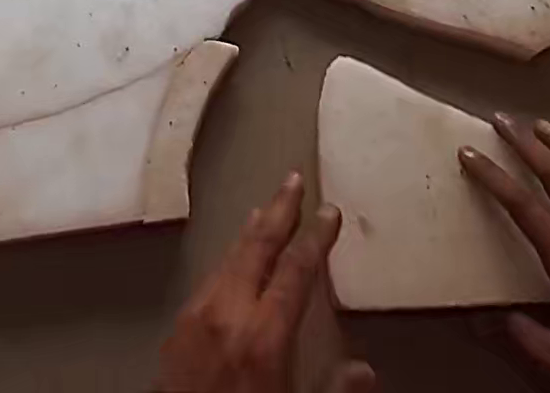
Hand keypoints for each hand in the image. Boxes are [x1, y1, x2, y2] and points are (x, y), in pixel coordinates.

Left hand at [156, 173, 375, 392]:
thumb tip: (367, 372)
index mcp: (265, 337)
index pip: (297, 271)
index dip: (316, 238)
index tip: (330, 212)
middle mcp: (230, 311)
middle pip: (259, 245)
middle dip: (280, 209)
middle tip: (295, 178)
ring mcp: (201, 310)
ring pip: (233, 253)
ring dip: (255, 226)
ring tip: (271, 203)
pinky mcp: (182, 319)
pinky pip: (214, 271)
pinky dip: (233, 250)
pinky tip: (239, 247)